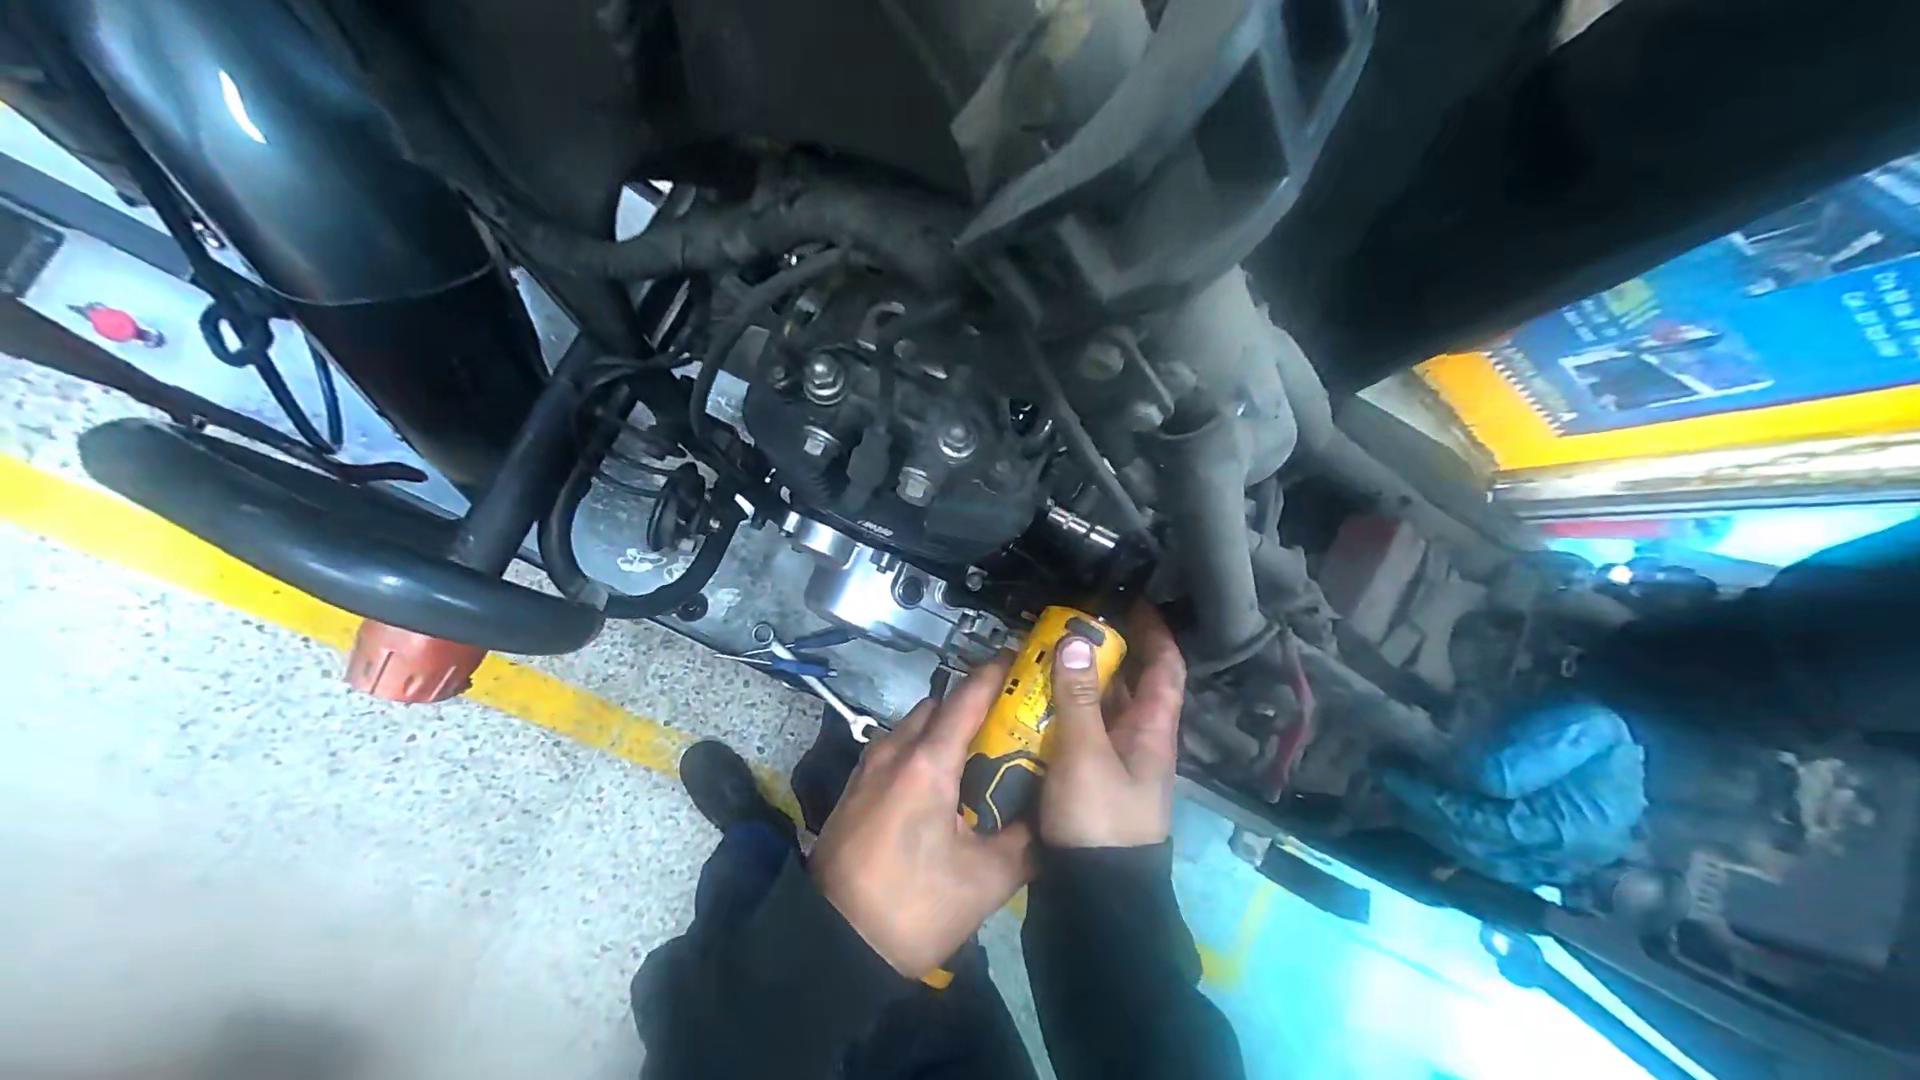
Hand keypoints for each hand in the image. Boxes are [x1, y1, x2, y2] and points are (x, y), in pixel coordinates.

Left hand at [809, 658, 1034, 977]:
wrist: (834, 944)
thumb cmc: (914, 906)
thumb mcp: (985, 881)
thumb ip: (1026, 840)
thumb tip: (1051, 815)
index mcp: (927, 763)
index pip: (967, 699)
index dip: (996, 674)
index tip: (1022, 660)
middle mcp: (894, 751)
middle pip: (939, 706)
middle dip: (973, 702)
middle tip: (1010, 718)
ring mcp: (868, 766)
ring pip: (914, 725)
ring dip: (945, 726)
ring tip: (978, 750)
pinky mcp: (855, 786)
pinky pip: (896, 747)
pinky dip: (922, 747)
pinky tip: (940, 780)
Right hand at [1042, 602, 1186, 847]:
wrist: (1094, 899)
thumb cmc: (1100, 820)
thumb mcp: (1087, 754)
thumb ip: (1078, 698)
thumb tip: (1075, 640)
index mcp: (1152, 731)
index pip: (1166, 669)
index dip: (1155, 632)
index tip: (1132, 602)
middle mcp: (1137, 741)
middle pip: (1126, 684)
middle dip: (1101, 652)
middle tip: (1063, 627)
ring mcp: (1111, 762)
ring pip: (1096, 709)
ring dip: (1073, 683)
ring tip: (1039, 657)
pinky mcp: (1085, 780)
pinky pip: (1075, 734)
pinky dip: (1056, 715)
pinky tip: (1027, 704)